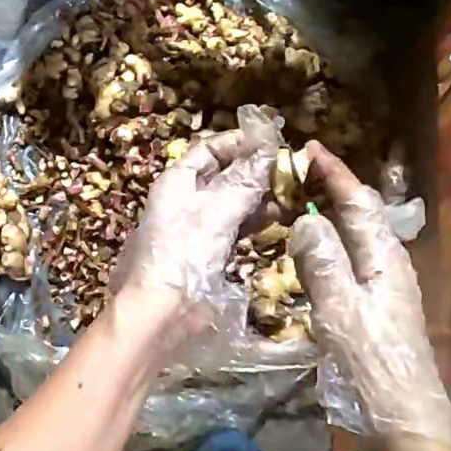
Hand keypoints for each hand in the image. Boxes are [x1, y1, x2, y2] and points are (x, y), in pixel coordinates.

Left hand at [113, 106, 277, 304]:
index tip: (271, 143)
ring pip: (230, 201)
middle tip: (288, 169)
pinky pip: (232, 226)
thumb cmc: (185, 250)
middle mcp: (183, 199)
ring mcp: (194, 226)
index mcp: (176, 181)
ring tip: (289, 193)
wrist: (161, 308)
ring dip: (257, 196)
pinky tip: (276, 218)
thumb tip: (268, 147)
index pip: (208, 149)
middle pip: (221, 174)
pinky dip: (252, 220)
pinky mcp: (205, 251)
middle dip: (253, 170)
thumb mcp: (219, 209)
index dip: (238, 143)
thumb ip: (245, 180)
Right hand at [290, 143, 450, 443]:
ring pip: (355, 234)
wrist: (404, 410)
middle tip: (297, 173)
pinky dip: (328, 241)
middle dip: (332, 187)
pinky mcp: (377, 301)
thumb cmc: (371, 356)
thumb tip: (306, 219)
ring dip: (329, 213)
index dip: (334, 172)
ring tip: (299, 202)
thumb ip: (322, 260)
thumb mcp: (339, 306)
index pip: (357, 200)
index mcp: (382, 255)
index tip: (308, 149)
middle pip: (360, 212)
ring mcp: (385, 282)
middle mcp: (388, 261)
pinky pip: (349, 256)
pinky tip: (310, 250)